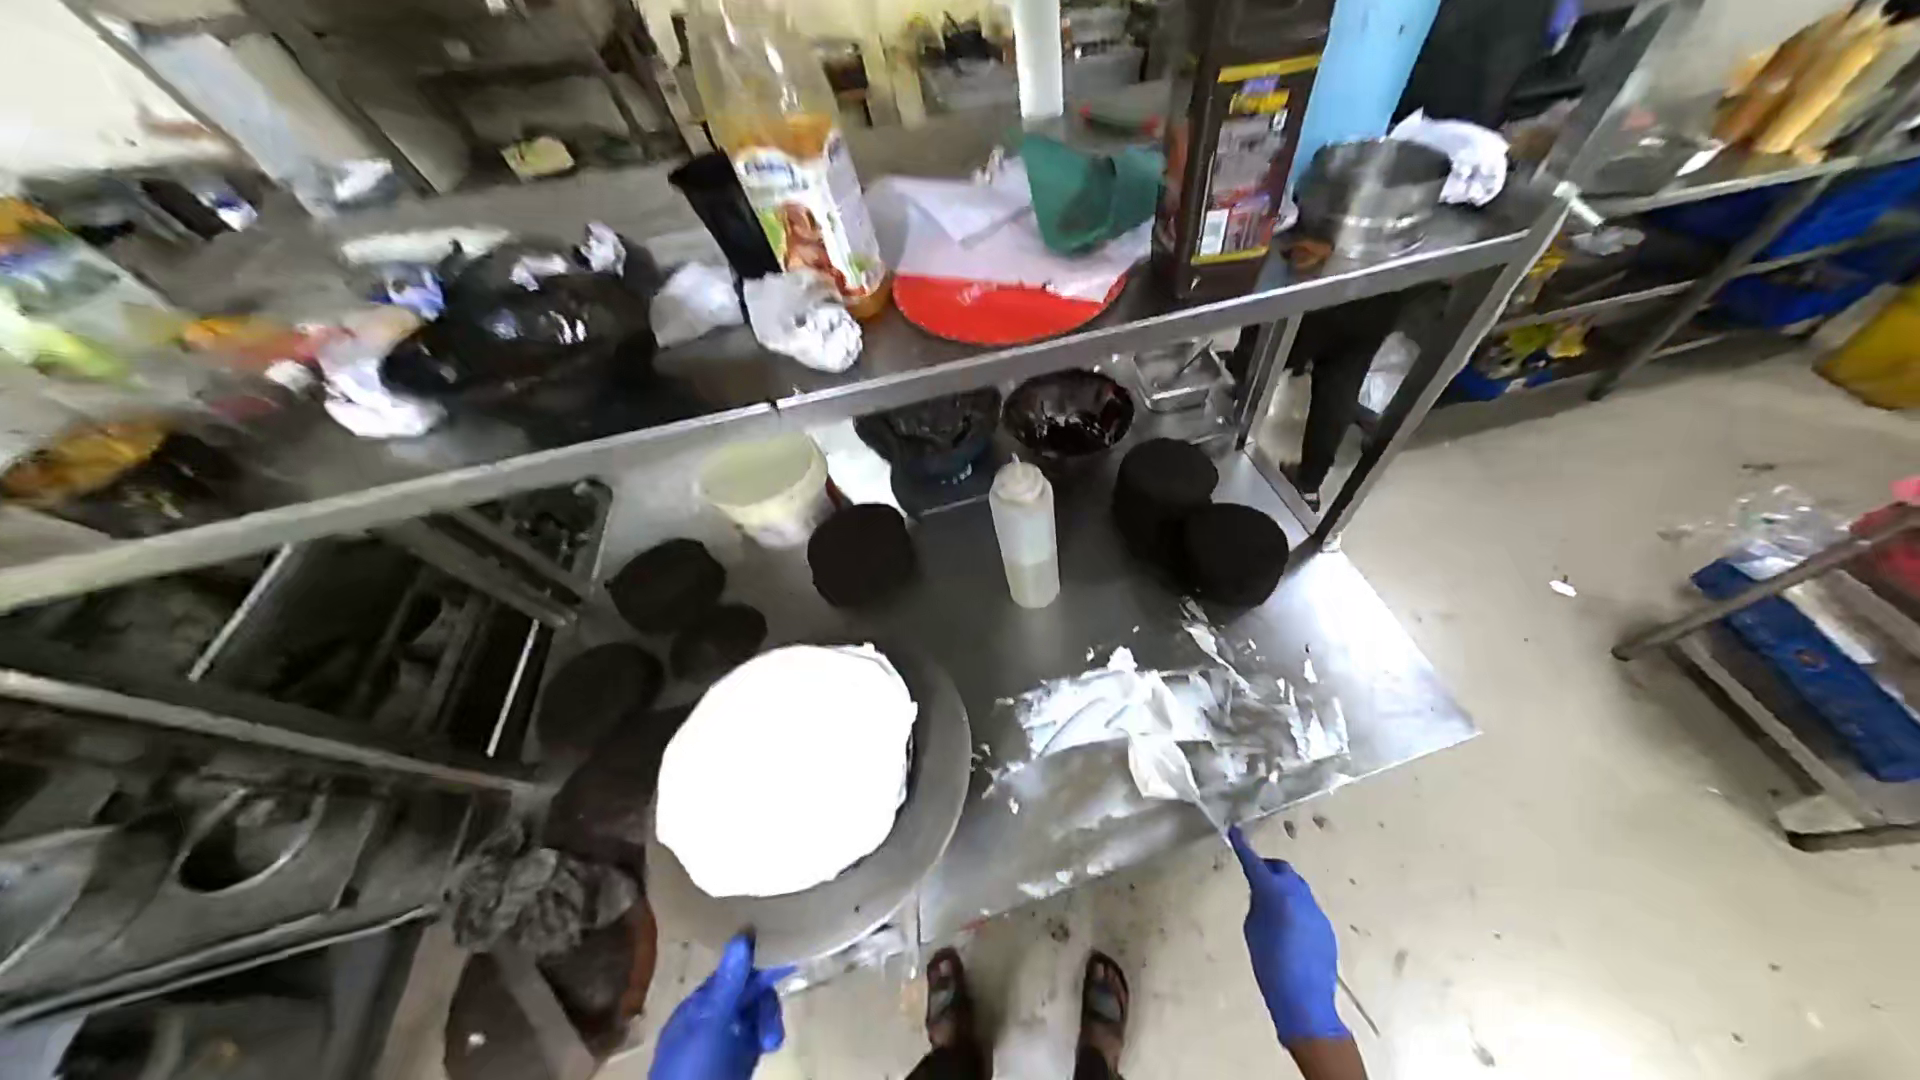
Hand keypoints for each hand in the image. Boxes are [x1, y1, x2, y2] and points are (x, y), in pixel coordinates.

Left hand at [650, 934, 793, 1079]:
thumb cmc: (693, 1072)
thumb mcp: (711, 1024)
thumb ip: (729, 981)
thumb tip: (742, 933)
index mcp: (697, 1007)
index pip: (730, 972)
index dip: (753, 960)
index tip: (780, 951)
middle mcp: (711, 1020)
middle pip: (748, 991)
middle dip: (765, 996)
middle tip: (779, 1002)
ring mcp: (725, 1043)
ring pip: (756, 1012)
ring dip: (769, 1018)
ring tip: (771, 1042)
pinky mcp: (739, 1062)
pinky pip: (759, 1035)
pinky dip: (769, 1035)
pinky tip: (771, 1047)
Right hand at [1229, 825, 1346, 1044]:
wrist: (1304, 1000)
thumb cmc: (1268, 963)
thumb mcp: (1252, 928)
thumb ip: (1257, 903)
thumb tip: (1263, 894)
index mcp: (1274, 893)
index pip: (1253, 862)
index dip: (1243, 846)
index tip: (1235, 830)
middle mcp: (1297, 894)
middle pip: (1281, 869)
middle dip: (1267, 869)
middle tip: (1255, 880)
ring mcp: (1315, 910)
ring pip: (1296, 887)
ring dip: (1282, 889)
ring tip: (1271, 910)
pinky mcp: (1325, 926)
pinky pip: (1306, 907)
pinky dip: (1294, 908)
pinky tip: (1288, 931)